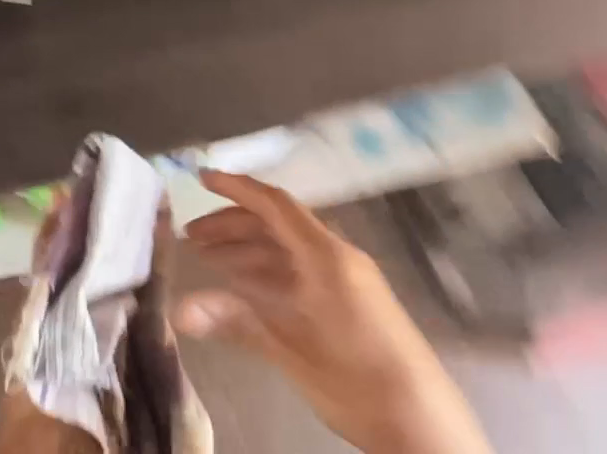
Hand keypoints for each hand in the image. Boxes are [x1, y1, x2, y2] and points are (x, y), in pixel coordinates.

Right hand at [176, 171, 490, 453]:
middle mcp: (338, 257)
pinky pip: (302, 269)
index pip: (275, 205)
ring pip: (288, 249)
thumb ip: (237, 322)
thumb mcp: (292, 352)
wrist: (425, 426)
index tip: (201, 179)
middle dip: (232, 224)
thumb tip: (181, 309)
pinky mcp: (353, 299)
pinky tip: (245, 286)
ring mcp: (348, 278)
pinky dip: (269, 271)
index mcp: (326, 257)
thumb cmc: (357, 383)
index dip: (236, 188)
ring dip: (248, 249)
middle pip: (277, 225)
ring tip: (208, 259)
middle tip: (190, 237)